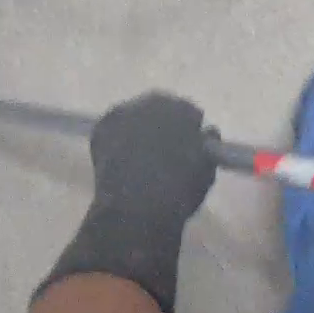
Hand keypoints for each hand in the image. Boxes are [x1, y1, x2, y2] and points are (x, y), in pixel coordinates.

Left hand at [87, 92, 216, 225]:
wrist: (136, 210)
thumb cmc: (177, 192)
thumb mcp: (206, 171)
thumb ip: (209, 146)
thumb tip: (208, 132)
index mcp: (183, 110)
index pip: (189, 112)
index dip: (189, 129)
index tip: (188, 146)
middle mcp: (154, 102)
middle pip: (161, 108)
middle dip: (164, 124)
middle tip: (165, 149)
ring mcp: (126, 112)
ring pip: (137, 115)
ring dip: (141, 128)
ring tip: (141, 154)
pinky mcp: (104, 126)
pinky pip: (115, 125)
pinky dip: (118, 135)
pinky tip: (122, 154)